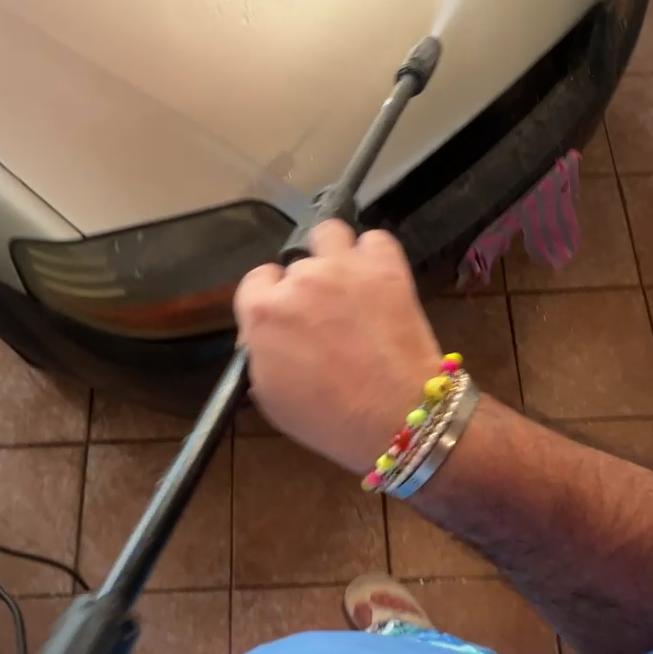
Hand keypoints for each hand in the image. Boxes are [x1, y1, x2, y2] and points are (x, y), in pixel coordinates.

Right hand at [234, 222, 443, 474]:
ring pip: (329, 234)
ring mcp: (343, 268)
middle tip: (325, 313)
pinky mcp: (385, 267)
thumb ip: (260, 352)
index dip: (270, 297)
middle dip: (306, 285)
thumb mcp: (271, 397)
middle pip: (296, 265)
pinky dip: (374, 254)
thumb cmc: (329, 419)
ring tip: (347, 279)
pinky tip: (377, 276)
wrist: (397, 418)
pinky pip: (375, 239)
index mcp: (263, 313)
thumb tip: (265, 336)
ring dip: (333, 252)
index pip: (255, 281)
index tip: (286, 315)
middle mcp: (299, 281)